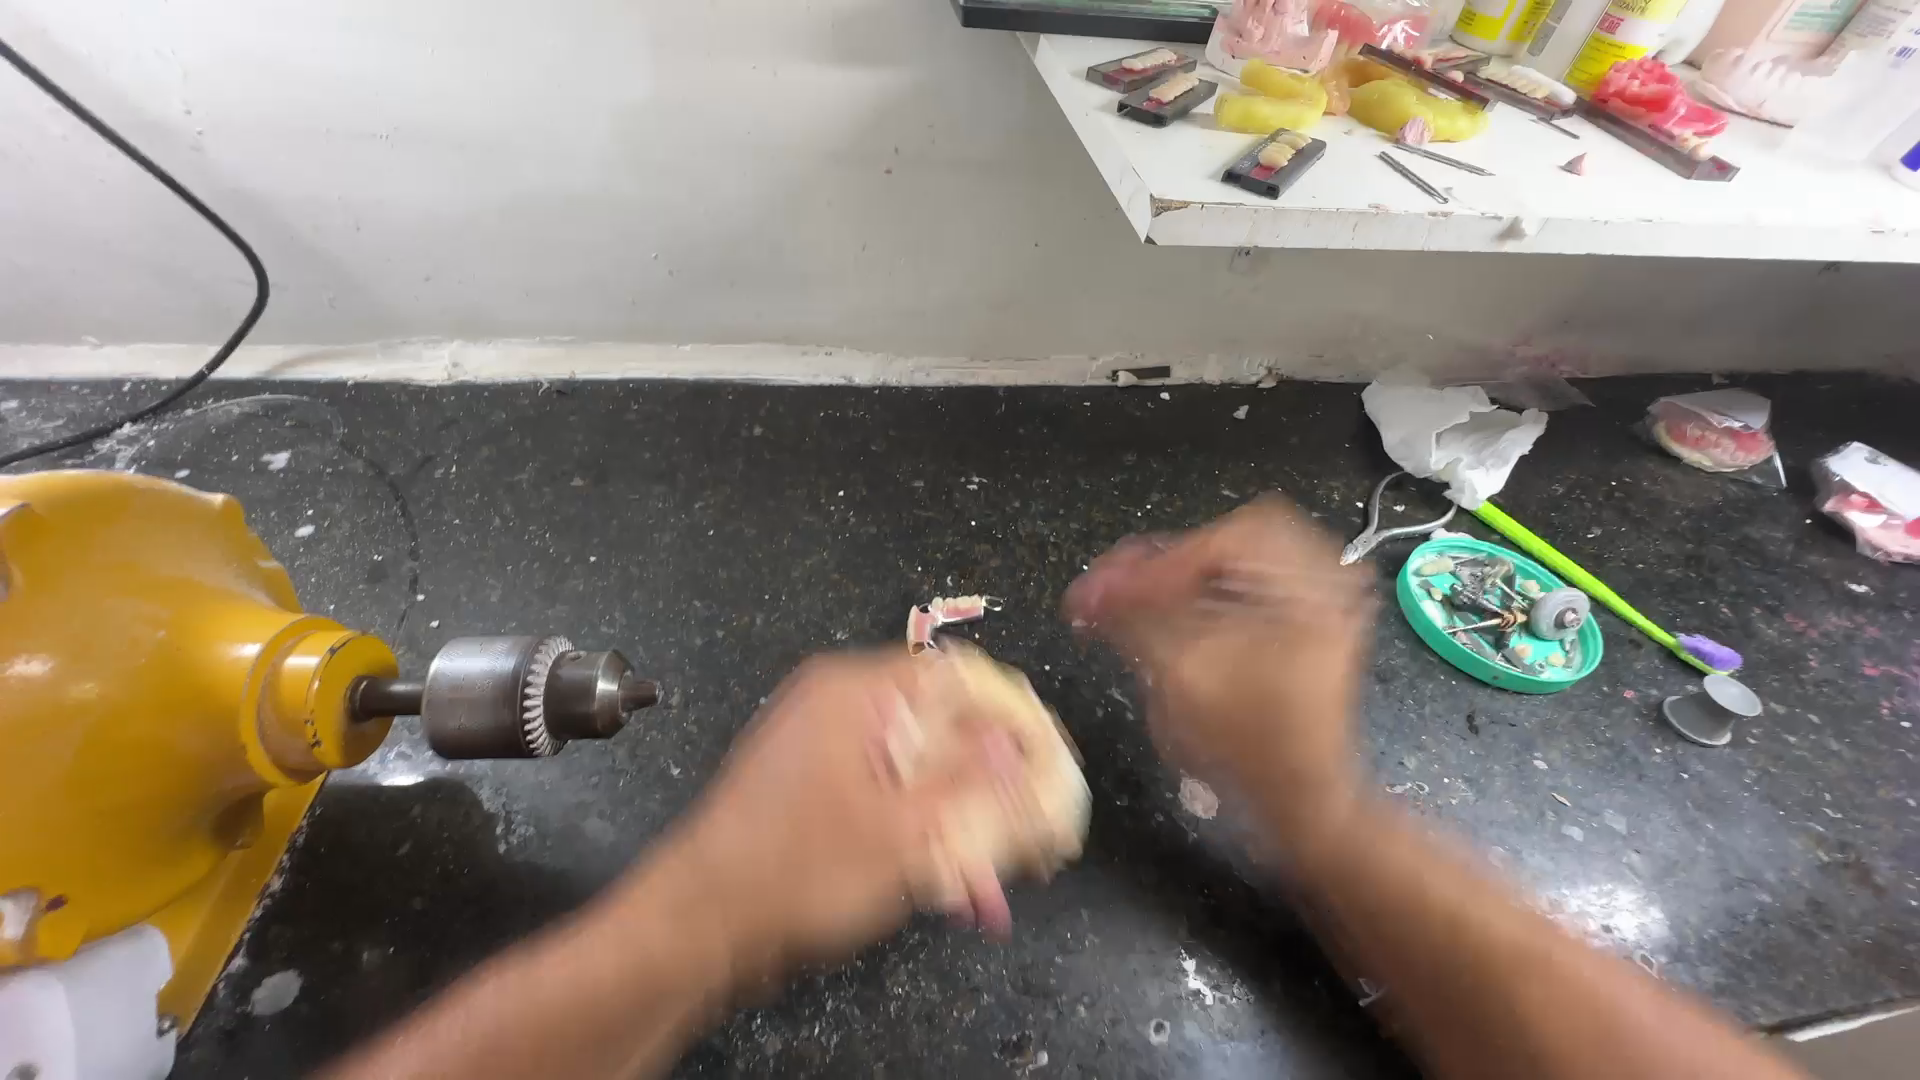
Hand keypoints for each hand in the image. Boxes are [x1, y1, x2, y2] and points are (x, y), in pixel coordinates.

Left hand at [623, 651, 1022, 988]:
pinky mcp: (818, 775)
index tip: (1051, 758)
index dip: (1015, 715)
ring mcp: (825, 737)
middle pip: (943, 715)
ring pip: (920, 752)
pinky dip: (926, 809)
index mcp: (855, 690)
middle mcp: (839, 700)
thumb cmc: (793, 872)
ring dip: (964, 795)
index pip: (960, 676)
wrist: (699, 922)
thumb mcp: (902, 834)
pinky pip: (891, 777)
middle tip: (1034, 811)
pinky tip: (952, 856)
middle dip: (993, 766)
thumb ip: (974, 787)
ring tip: (1002, 845)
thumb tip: (1026, 749)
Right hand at [1063, 495, 1373, 862]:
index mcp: (1309, 588)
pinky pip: (1243, 580)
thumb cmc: (1250, 745)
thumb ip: (1134, 621)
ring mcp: (1317, 596)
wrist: (1303, 797)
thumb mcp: (1184, 677)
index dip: (1159, 564)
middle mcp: (1324, 579)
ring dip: (1177, 572)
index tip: (1109, 590)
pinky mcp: (1301, 615)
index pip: (1223, 543)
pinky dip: (1199, 589)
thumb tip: (1087, 589)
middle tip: (1116, 585)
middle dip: (1166, 560)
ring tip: (1129, 595)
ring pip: (1233, 556)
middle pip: (1228, 539)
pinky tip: (1163, 606)